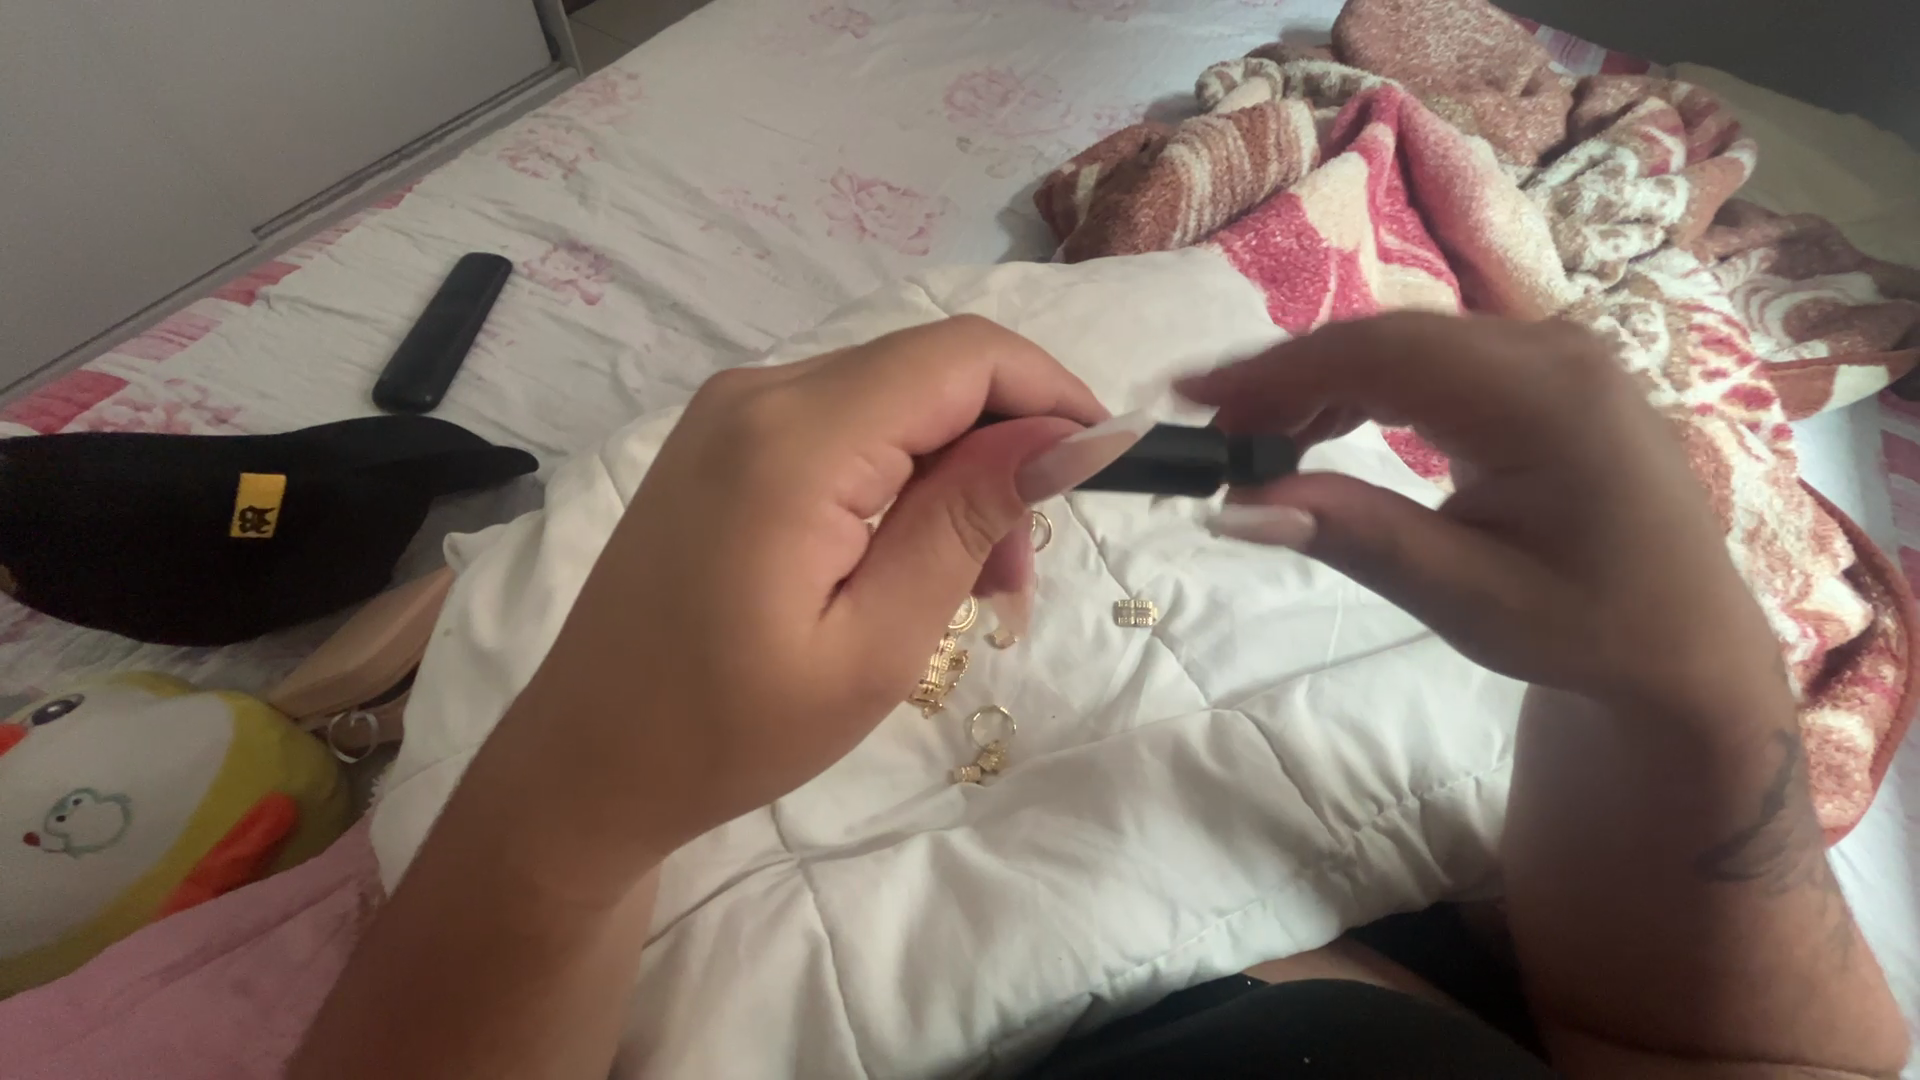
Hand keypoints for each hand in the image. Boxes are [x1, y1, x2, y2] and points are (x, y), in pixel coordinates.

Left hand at [519, 315, 1106, 862]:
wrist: (590, 762)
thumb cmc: (733, 730)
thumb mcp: (878, 642)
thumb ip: (970, 521)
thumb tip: (1066, 439)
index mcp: (795, 438)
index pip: (962, 357)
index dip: (1050, 393)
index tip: (1102, 465)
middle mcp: (760, 393)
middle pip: (931, 372)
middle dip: (1005, 449)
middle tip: (1019, 572)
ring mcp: (733, 412)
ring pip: (895, 402)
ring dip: (957, 473)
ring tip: (972, 584)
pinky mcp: (726, 443)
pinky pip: (848, 428)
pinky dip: (904, 478)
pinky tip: (908, 557)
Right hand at [1181, 312, 1785, 721]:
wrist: (1682, 638)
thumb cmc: (1584, 626)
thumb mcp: (1463, 596)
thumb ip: (1352, 538)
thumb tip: (1233, 509)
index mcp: (1545, 400)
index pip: (1381, 357)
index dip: (1277, 372)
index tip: (1195, 398)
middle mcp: (1550, 352)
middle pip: (1381, 338)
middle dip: (1283, 381)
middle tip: (1216, 439)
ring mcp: (1545, 356)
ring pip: (1394, 344)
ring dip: (1312, 386)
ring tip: (1254, 443)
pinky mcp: (1531, 375)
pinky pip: (1420, 362)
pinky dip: (1351, 391)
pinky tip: (1315, 430)